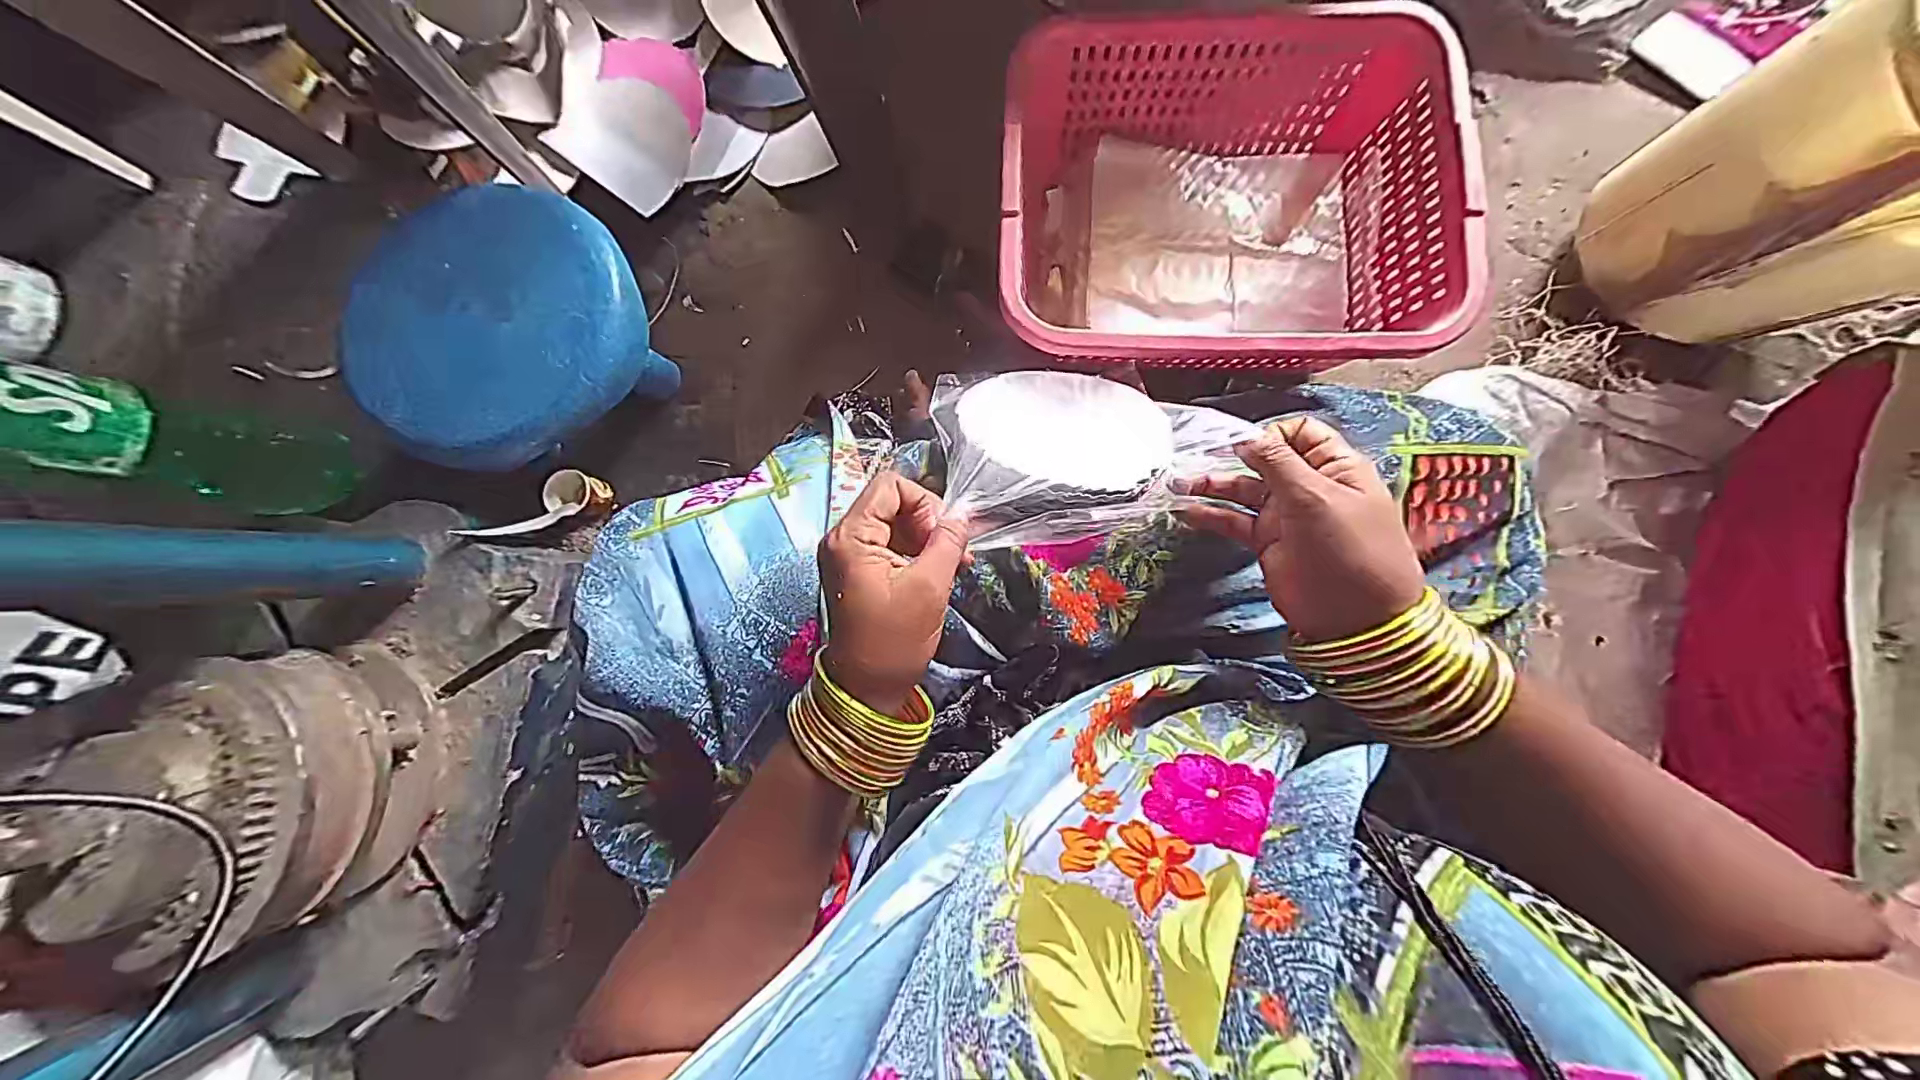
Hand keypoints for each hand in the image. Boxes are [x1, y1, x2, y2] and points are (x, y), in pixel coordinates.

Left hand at [818, 472, 967, 713]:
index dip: (925, 503)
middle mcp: (843, 539)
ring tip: (953, 564)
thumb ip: (948, 542)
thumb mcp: (929, 588)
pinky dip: (917, 552)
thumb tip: (963, 514)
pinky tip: (937, 572)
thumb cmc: (893, 642)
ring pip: (896, 523)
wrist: (867, 688)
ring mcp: (849, 555)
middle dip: (929, 522)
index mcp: (850, 538)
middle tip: (953, 552)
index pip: (890, 486)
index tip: (942, 536)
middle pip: (893, 502)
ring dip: (927, 538)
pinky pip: (892, 544)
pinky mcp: (859, 570)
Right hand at [1184, 416, 1424, 641]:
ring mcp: (1285, 515)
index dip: (1269, 435)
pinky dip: (1211, 515)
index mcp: (1334, 468)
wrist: (1354, 619)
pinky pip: (1234, 520)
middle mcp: (1308, 487)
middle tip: (1198, 459)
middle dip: (1231, 457)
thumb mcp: (1315, 498)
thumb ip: (1278, 463)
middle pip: (1263, 459)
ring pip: (1243, 489)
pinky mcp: (1268, 541)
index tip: (1243, 448)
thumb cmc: (1349, 553)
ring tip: (1181, 484)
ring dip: (1213, 485)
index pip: (1298, 433)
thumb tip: (1246, 437)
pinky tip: (1189, 512)